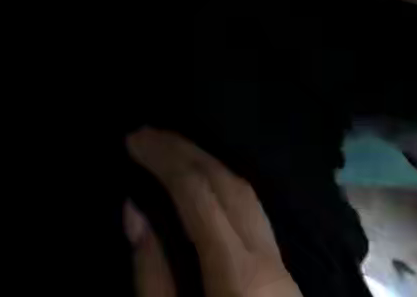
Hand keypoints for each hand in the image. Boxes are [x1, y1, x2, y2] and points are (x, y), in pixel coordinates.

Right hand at [125, 129, 302, 296]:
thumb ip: (152, 275)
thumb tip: (134, 209)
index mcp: (237, 274)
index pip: (197, 191)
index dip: (162, 157)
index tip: (130, 139)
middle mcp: (268, 261)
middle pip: (227, 182)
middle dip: (184, 149)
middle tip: (144, 134)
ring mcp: (284, 272)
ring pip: (247, 194)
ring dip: (206, 162)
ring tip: (168, 150)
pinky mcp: (286, 284)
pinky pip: (254, 215)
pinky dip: (223, 187)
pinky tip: (202, 187)